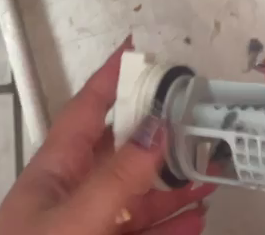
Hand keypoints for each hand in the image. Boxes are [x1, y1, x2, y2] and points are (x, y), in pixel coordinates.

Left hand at [0, 41, 213, 234]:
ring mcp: (88, 231)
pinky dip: (171, 229)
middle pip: (119, 151)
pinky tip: (197, 220)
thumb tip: (156, 124)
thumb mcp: (74, 221)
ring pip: (137, 199)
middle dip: (155, 132)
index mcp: (54, 171)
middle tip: (194, 115)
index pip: (87, 109)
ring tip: (210, 171)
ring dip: (172, 184)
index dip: (110, 77)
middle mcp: (72, 196)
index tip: (137, 49)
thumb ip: (116, 178)